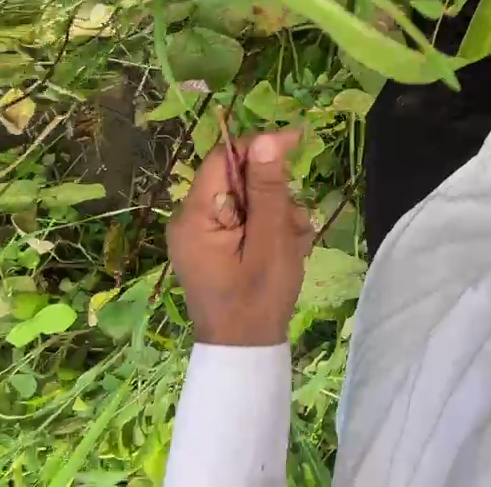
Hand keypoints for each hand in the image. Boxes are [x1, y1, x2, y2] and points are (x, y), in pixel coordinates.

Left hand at [167, 130, 313, 345]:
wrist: (245, 351)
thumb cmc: (257, 298)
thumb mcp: (270, 241)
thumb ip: (268, 189)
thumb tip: (266, 139)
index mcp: (196, 216)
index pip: (225, 157)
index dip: (261, 146)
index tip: (299, 144)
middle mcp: (192, 218)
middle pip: (239, 177)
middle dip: (275, 192)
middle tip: (295, 221)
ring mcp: (203, 232)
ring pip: (249, 196)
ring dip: (278, 211)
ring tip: (292, 243)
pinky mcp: (215, 244)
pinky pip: (246, 216)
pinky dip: (271, 226)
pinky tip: (285, 248)